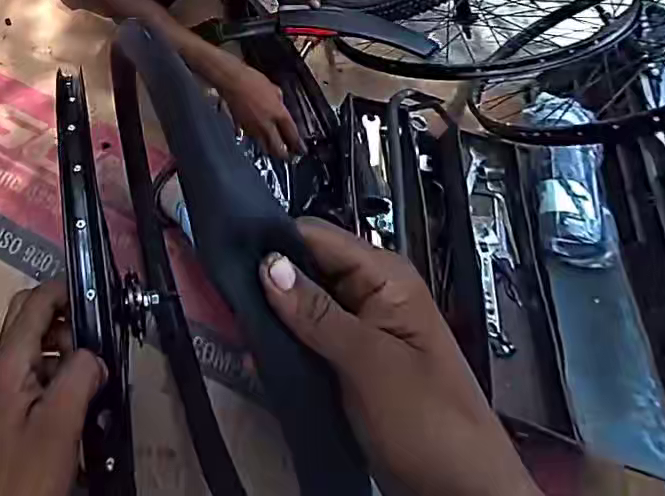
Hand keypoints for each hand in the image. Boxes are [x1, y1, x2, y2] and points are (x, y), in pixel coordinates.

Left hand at [0, 279, 106, 495]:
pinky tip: (82, 393)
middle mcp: (4, 365)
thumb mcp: (59, 424)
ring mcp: (7, 386)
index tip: (93, 293)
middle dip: (63, 315)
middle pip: (30, 316)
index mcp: (10, 360)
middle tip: (94, 333)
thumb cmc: (26, 475)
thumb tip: (94, 354)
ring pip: (37, 343)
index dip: (62, 290)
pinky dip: (62, 370)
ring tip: (94, 369)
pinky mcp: (15, 408)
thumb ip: (79, 378)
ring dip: (65, 344)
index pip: (34, 303)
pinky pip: (40, 371)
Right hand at [217, 60, 303, 159]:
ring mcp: (252, 127)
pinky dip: (253, 137)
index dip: (298, 145)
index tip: (301, 150)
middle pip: (277, 148)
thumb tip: (278, 105)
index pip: (292, 135)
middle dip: (283, 154)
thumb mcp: (273, 88)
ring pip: (263, 145)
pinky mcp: (240, 125)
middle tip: (286, 155)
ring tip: (271, 148)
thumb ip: (278, 101)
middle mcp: (266, 125)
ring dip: (268, 147)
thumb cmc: (252, 80)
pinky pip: (249, 135)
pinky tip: (253, 134)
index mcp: (278, 114)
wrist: (230, 80)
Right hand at [260, 219, 539, 495]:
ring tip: (235, 324)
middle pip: (300, 264)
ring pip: (294, 299)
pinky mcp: (340, 355)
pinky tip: (255, 353)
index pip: (313, 234)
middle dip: (264, 279)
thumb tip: (268, 263)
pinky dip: (277, 340)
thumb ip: (316, 312)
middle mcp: (367, 292)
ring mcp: (353, 324)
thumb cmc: (437, 429)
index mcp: (384, 276)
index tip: (234, 256)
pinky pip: (298, 332)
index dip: (273, 242)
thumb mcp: (371, 363)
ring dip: (267, 314)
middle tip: (228, 294)